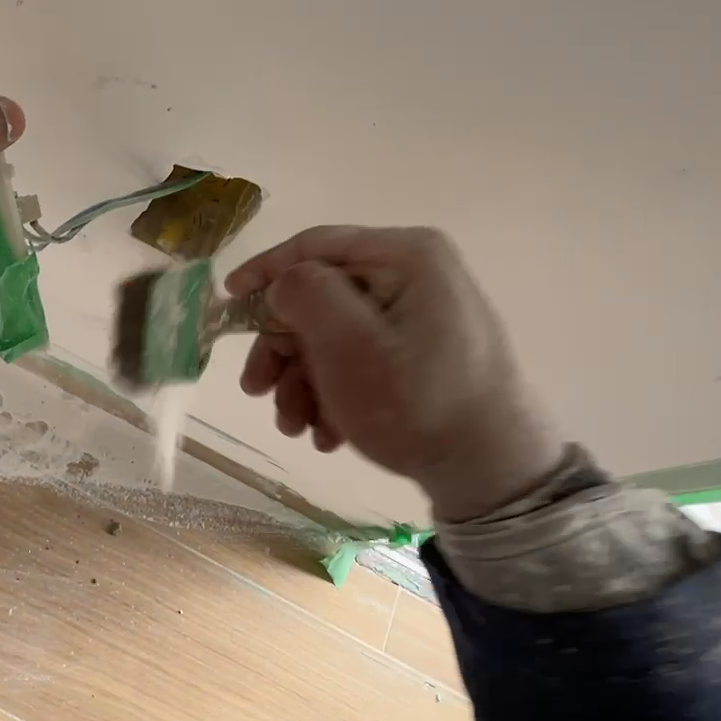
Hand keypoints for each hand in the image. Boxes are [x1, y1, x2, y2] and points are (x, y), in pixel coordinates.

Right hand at [226, 226, 563, 522]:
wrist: (494, 474)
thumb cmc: (416, 402)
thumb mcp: (348, 345)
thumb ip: (304, 296)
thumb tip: (282, 284)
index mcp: (404, 256)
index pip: (314, 246)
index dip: (263, 272)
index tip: (226, 305)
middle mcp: (414, 275)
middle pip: (319, 299)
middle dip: (282, 351)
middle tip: (256, 391)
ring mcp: (420, 316)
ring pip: (333, 336)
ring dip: (303, 382)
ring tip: (297, 428)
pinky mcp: (422, 353)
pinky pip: (359, 360)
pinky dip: (334, 394)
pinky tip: (328, 434)